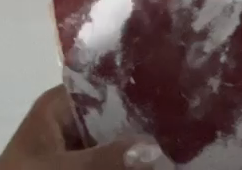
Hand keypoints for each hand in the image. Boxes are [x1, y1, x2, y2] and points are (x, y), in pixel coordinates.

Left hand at [0, 87, 166, 169]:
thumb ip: (105, 160)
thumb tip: (155, 148)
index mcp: (58, 105)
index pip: (104, 81)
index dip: (137, 83)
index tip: (172, 84)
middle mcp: (68, 122)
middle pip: (114, 114)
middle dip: (144, 122)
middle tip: (184, 117)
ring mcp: (73, 150)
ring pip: (115, 142)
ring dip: (138, 148)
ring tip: (179, 139)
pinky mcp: (77, 167)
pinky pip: (108, 162)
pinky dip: (126, 163)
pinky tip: (160, 160)